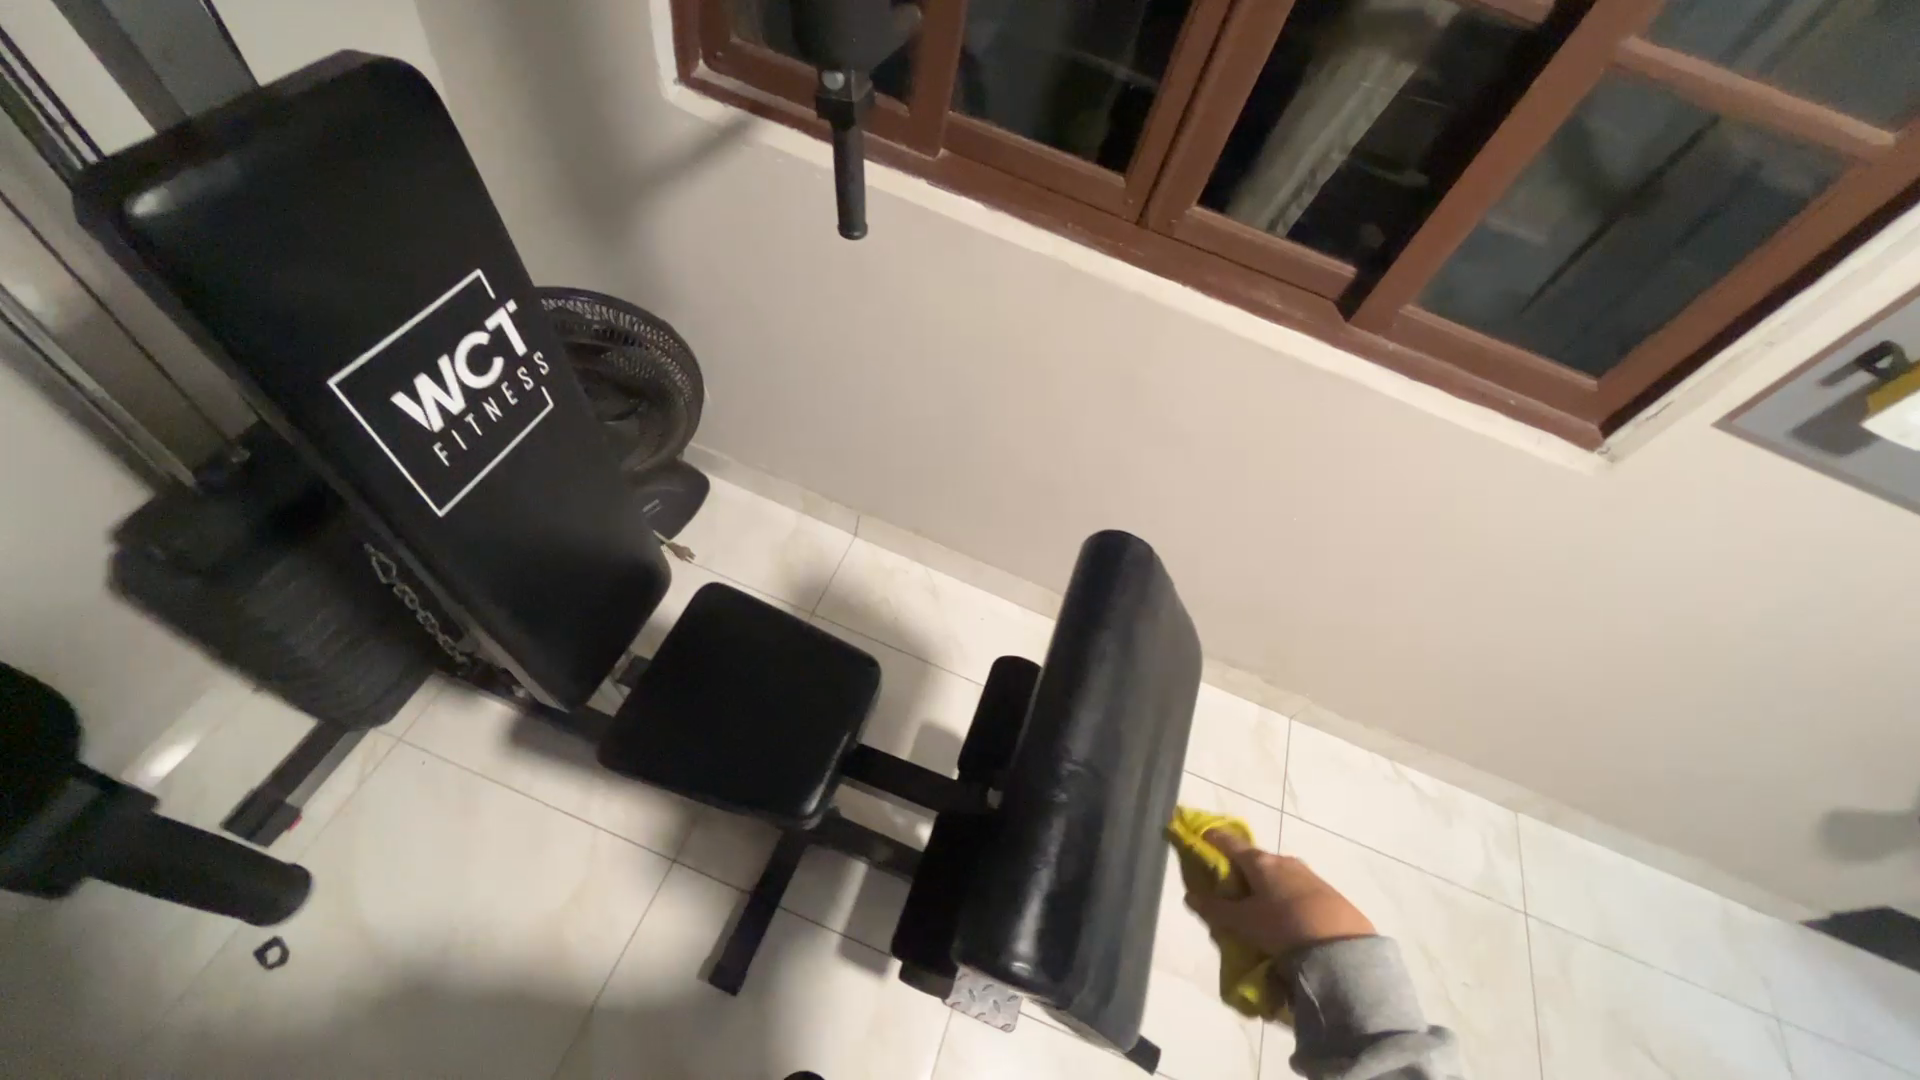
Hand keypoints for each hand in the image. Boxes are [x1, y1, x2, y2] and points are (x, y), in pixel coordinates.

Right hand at [1184, 830, 1375, 958]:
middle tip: (1231, 890)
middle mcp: (1283, 860)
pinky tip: (1288, 918)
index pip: (1228, 842)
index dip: (1212, 838)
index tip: (1201, 838)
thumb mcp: (1243, 922)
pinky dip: (1285, 896)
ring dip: (1265, 885)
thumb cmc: (1283, 926)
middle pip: (1254, 859)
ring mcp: (1308, 874)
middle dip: (1240, 871)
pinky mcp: (1328, 892)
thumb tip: (1190, 896)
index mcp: (1259, 861)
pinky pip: (1297, 888)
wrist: (1343, 948)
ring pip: (1277, 874)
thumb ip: (1215, 909)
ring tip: (1261, 910)